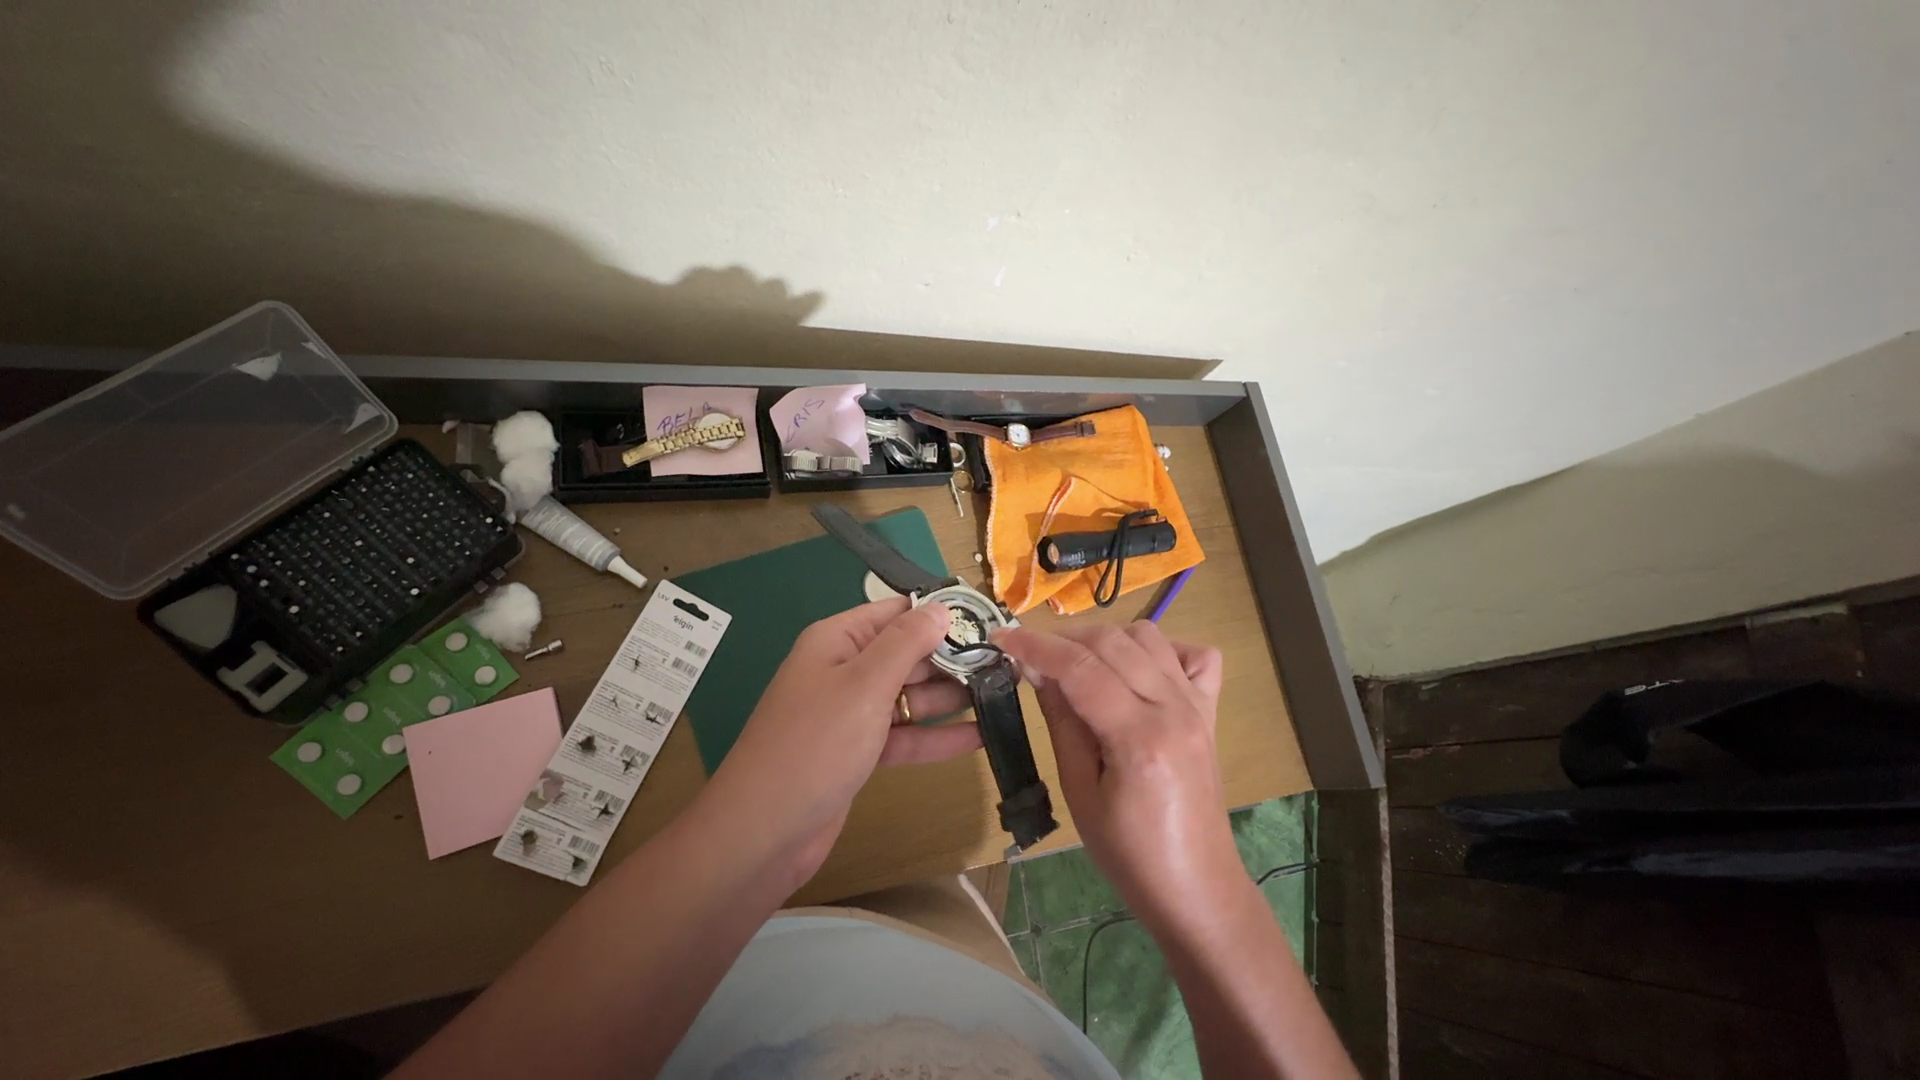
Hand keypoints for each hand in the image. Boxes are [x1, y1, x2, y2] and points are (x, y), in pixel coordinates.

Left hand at [707, 597, 982, 883]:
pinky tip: (980, 737)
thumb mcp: (864, 685)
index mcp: (838, 641)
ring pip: (910, 696)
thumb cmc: (815, 745)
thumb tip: (940, 608)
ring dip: (952, 697)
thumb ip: (906, 644)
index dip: (940, 613)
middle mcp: (844, 670)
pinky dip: (936, 736)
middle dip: (954, 657)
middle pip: (907, 654)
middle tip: (1010, 664)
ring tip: (1005, 694)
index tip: (990, 621)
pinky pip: (905, 735)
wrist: (764, 831)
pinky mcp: (858, 753)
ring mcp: (851, 714)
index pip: (896, 613)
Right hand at [994, 620, 1241, 932]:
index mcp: (1140, 737)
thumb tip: (1038, 670)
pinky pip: (1194, 655)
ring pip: (1148, 636)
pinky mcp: (1210, 711)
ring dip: (1106, 639)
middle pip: (1112, 641)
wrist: (1195, 887)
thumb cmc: (1129, 854)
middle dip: (1063, 637)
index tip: (1000, 638)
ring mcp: (1198, 705)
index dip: (1035, 645)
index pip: (1080, 667)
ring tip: (1076, 664)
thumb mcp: (1079, 792)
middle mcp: (1174, 708)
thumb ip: (1062, 722)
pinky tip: (1136, 671)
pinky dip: (1161, 650)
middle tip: (1030, 655)